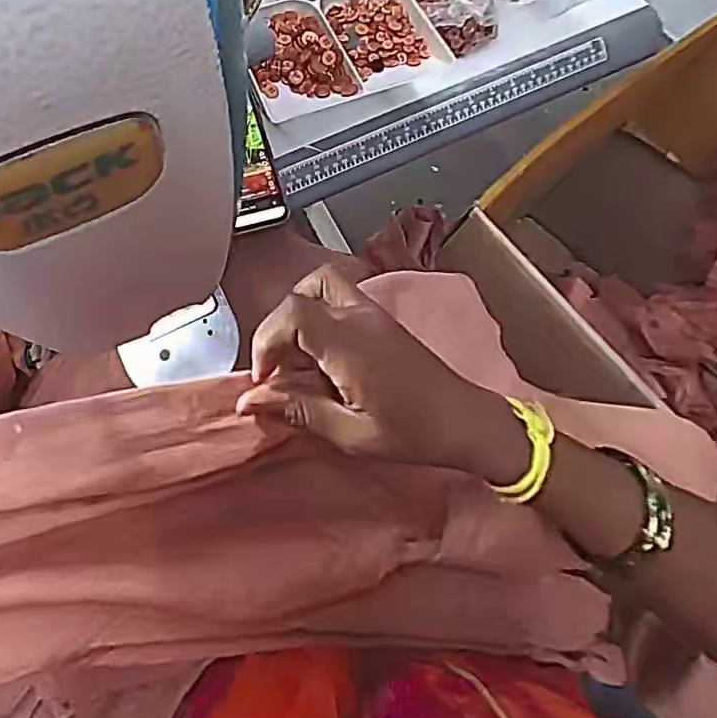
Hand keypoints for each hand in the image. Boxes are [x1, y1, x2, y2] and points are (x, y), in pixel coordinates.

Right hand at [237, 265, 526, 483]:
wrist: (466, 421)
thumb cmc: (412, 433)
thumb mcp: (350, 433)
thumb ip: (297, 410)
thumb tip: (250, 401)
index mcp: (351, 344)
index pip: (292, 314)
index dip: (265, 341)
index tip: (265, 377)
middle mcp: (360, 317)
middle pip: (299, 294)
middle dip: (275, 329)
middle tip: (277, 369)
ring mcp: (372, 312)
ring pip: (319, 284)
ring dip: (296, 312)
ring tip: (296, 354)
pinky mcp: (379, 317)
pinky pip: (336, 296)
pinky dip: (316, 314)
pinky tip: (322, 354)